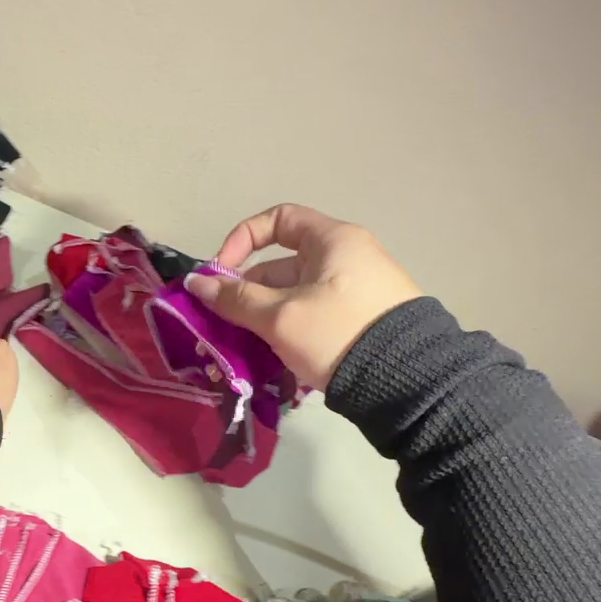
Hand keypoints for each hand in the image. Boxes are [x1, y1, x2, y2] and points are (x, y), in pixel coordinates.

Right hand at [187, 203, 420, 390]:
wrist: (406, 381)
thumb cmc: (338, 332)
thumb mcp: (279, 316)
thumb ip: (234, 299)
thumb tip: (195, 283)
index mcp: (331, 242)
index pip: (278, 220)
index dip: (241, 241)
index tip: (220, 274)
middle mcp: (340, 260)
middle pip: (274, 269)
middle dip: (240, 297)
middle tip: (216, 327)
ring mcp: (346, 293)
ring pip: (284, 299)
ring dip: (253, 322)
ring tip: (231, 353)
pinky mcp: (348, 323)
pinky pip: (301, 320)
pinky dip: (277, 335)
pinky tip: (257, 361)